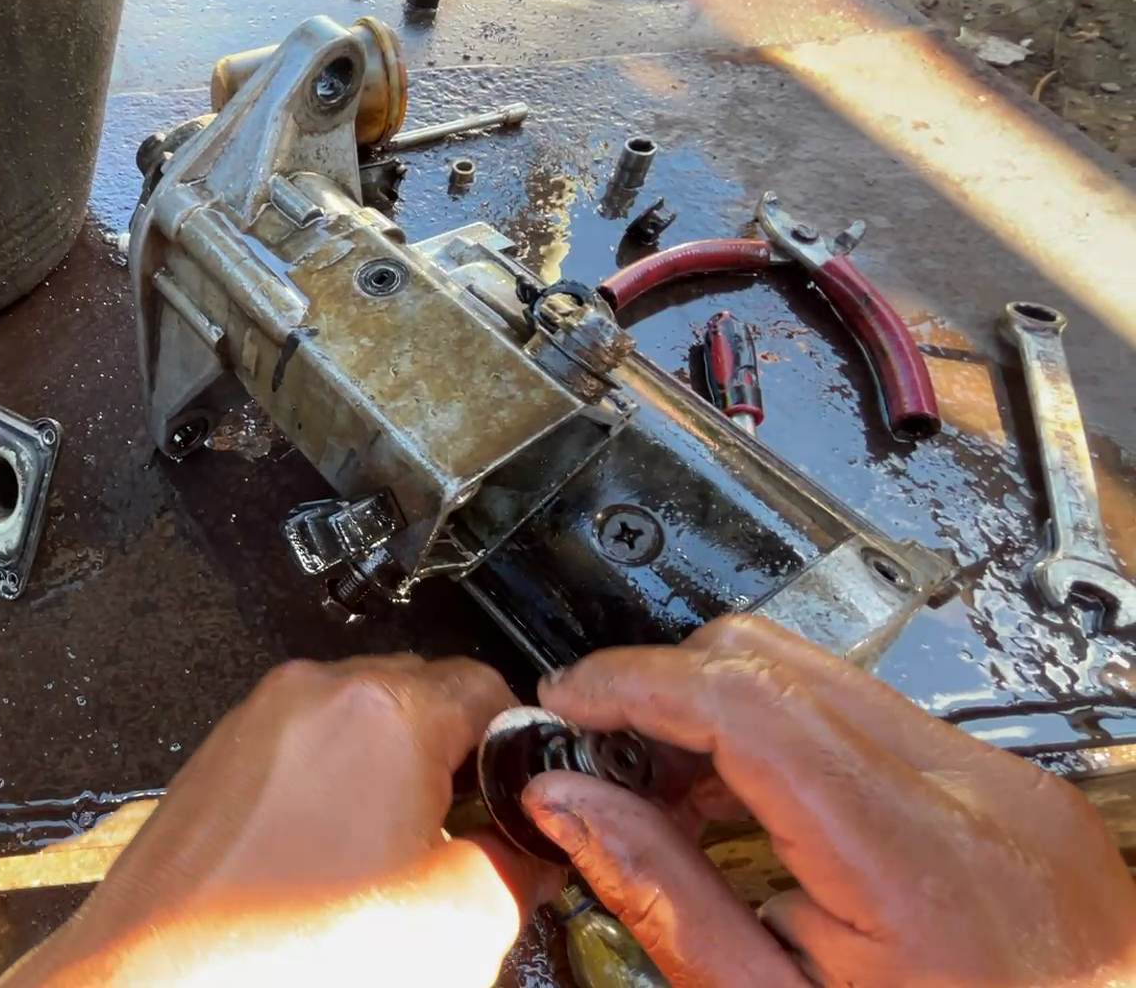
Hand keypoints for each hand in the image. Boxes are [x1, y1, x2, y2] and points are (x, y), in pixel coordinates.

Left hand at [0, 654, 562, 986]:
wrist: (157, 977)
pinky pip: (307, 732)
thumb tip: (531, 844)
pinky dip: (335, 767)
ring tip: (392, 842)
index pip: (485, 686)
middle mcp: (314, 690)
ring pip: (361, 710)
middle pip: (420, 689)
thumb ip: (517, 866)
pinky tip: (332, 839)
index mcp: (381, 711)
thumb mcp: (452, 925)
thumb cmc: (282, 957)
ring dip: (392, 759)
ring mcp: (263, 711)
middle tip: (465, 824)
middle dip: (455, 749)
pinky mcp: (228, 740)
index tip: (520, 786)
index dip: (516, 740)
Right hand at [524, 614, 1135, 987]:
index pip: (747, 704)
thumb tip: (560, 798)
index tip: (563, 702)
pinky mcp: (987, 783)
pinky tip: (723, 793)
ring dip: (696, 704)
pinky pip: (831, 707)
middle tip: (596, 748)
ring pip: (791, 668)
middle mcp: (980, 796)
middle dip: (654, 687)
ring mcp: (995, 780)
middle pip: (763, 660)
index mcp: (934, 867)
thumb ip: (660, 896)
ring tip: (656, 780)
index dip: (631, 683)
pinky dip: (749, 728)